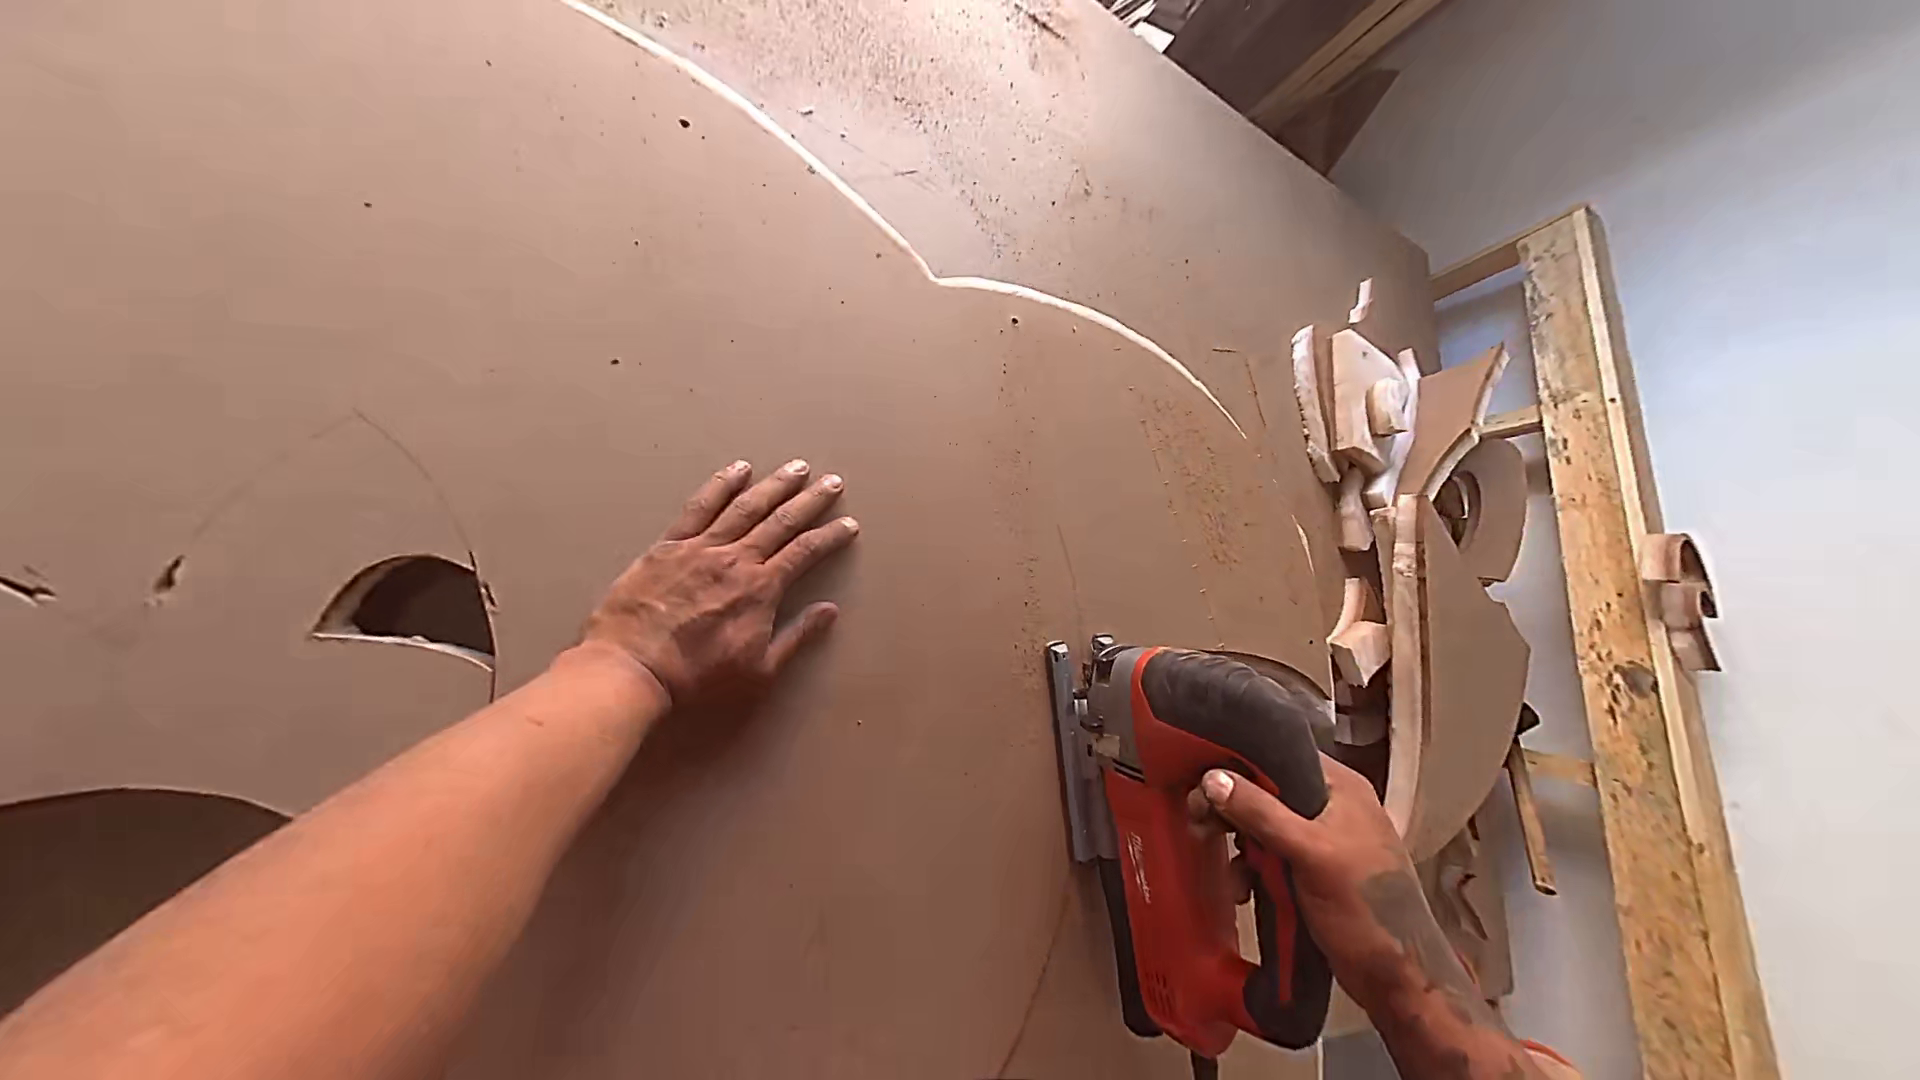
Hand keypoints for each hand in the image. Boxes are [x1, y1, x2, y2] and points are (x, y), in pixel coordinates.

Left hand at [580, 458, 858, 706]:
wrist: (630, 671)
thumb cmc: (697, 678)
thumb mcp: (760, 670)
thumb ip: (798, 636)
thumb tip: (829, 611)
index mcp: (760, 589)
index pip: (805, 552)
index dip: (830, 536)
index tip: (848, 524)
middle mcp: (736, 559)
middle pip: (782, 520)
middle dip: (811, 500)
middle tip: (832, 482)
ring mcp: (701, 548)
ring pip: (746, 506)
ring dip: (775, 484)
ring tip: (796, 468)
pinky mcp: (669, 546)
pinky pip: (699, 507)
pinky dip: (721, 485)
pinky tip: (738, 469)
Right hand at [1196, 755, 1454, 1012]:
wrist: (1400, 984)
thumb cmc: (1365, 907)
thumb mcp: (1309, 854)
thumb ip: (1260, 812)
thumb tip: (1211, 778)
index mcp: (1339, 786)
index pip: (1280, 753)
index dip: (1238, 760)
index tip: (1203, 775)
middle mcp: (1329, 803)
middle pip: (1264, 787)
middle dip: (1230, 806)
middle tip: (1200, 818)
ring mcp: (1321, 836)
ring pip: (1262, 821)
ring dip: (1236, 840)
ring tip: (1214, 853)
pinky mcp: (1311, 866)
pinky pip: (1268, 851)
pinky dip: (1250, 866)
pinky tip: (1240, 886)